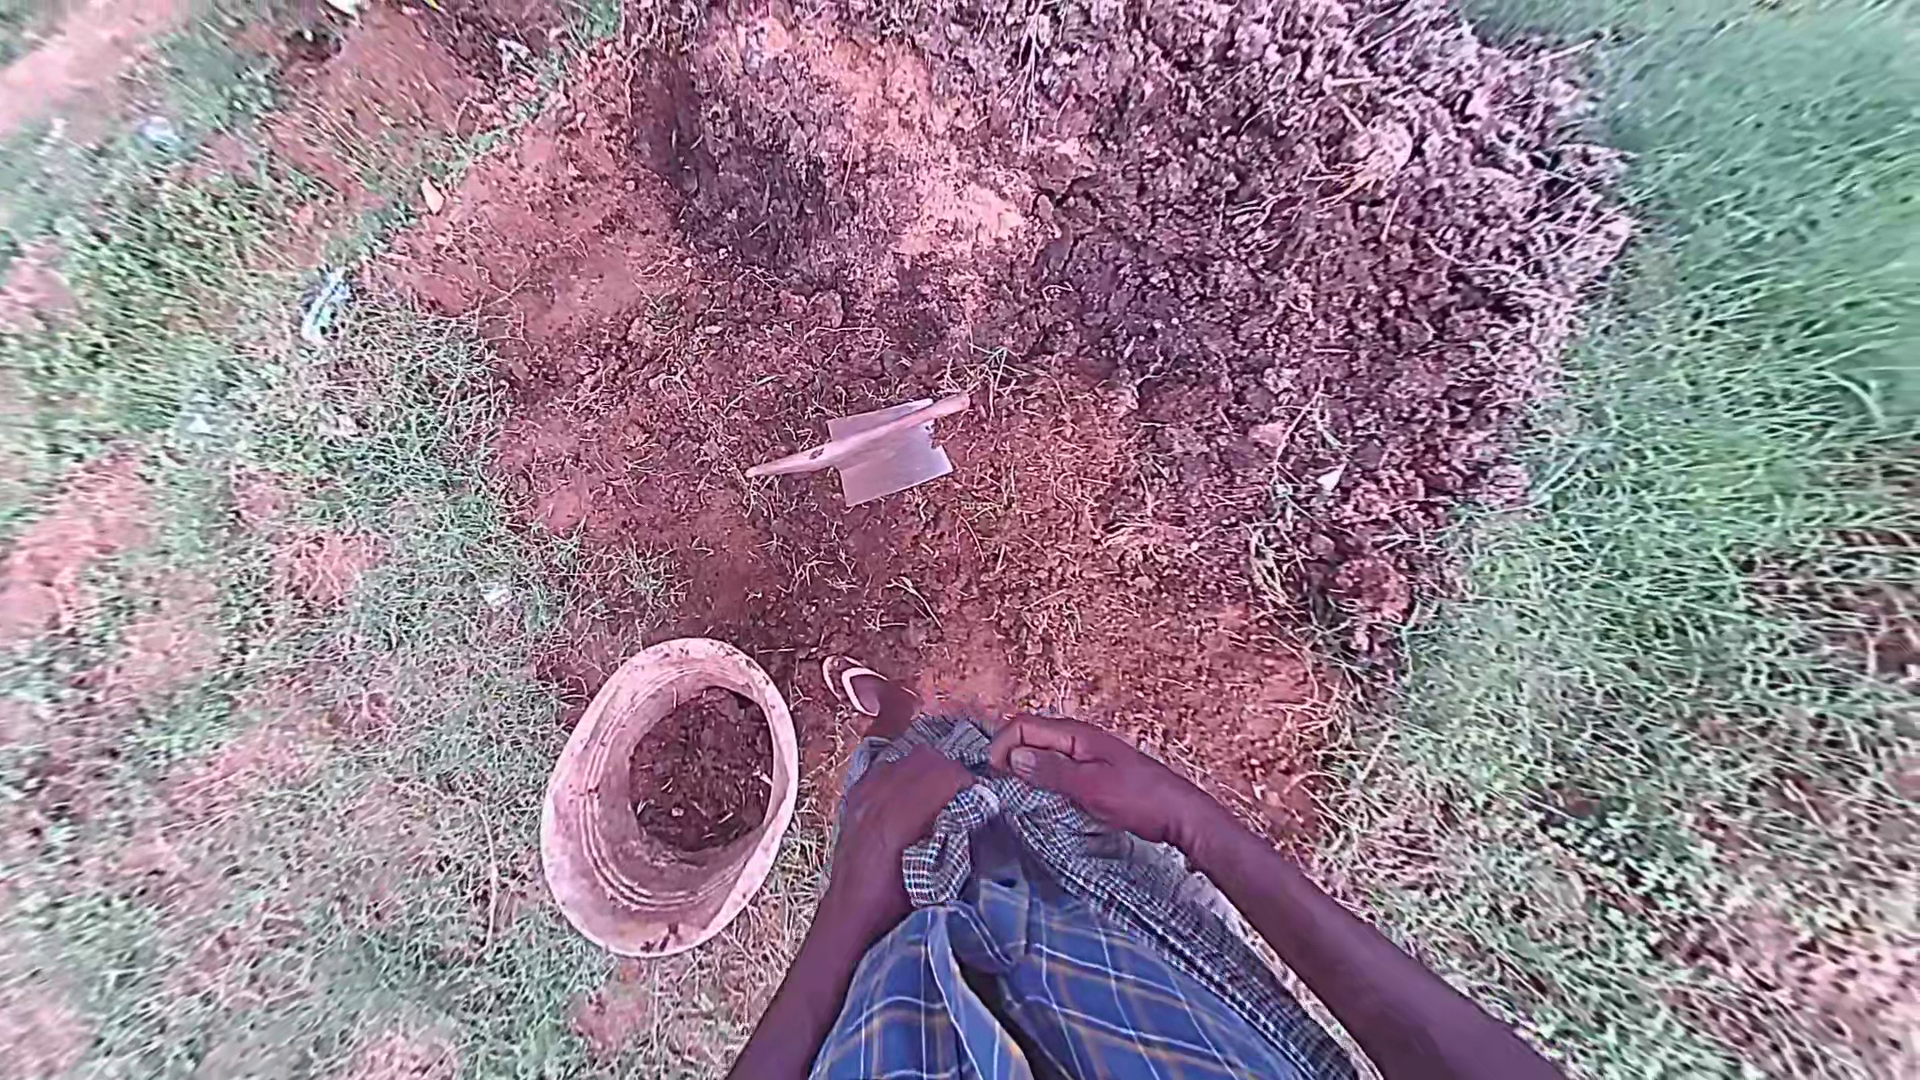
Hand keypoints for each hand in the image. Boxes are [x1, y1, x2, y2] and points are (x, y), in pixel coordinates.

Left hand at [824, 746, 972, 940]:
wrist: (849, 918)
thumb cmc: (894, 906)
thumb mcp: (933, 880)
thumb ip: (953, 839)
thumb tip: (978, 808)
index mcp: (896, 821)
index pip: (943, 775)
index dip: (967, 782)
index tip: (978, 796)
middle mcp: (877, 800)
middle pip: (927, 758)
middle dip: (951, 772)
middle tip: (962, 793)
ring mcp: (862, 794)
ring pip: (908, 758)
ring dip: (930, 770)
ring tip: (939, 793)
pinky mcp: (855, 794)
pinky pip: (889, 765)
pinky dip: (906, 773)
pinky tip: (911, 795)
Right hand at [988, 714, 1227, 854]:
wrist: (1180, 814)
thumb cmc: (1139, 798)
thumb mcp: (1091, 787)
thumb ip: (1052, 770)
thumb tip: (1014, 756)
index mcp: (1075, 733)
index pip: (1023, 724)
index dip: (1002, 744)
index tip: (993, 773)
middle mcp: (1077, 736)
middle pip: (1029, 733)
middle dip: (1008, 752)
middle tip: (999, 784)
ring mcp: (1084, 752)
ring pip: (1041, 749)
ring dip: (1022, 764)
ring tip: (1013, 790)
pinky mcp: (1090, 769)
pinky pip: (1054, 763)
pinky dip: (1039, 773)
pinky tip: (1039, 793)